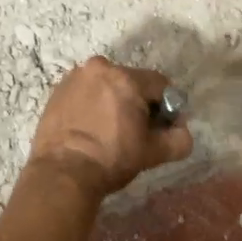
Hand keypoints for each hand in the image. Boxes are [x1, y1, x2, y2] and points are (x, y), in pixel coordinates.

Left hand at [26, 56, 193, 198]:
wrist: (62, 172)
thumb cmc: (111, 159)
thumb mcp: (151, 153)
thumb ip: (177, 140)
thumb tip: (184, 132)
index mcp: (126, 78)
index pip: (159, 84)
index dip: (165, 105)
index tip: (159, 127)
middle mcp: (100, 68)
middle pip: (131, 81)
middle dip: (137, 102)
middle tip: (133, 131)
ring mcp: (76, 76)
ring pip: (106, 84)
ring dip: (112, 100)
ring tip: (107, 130)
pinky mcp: (58, 88)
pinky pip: (84, 90)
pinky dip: (90, 102)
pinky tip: (88, 127)